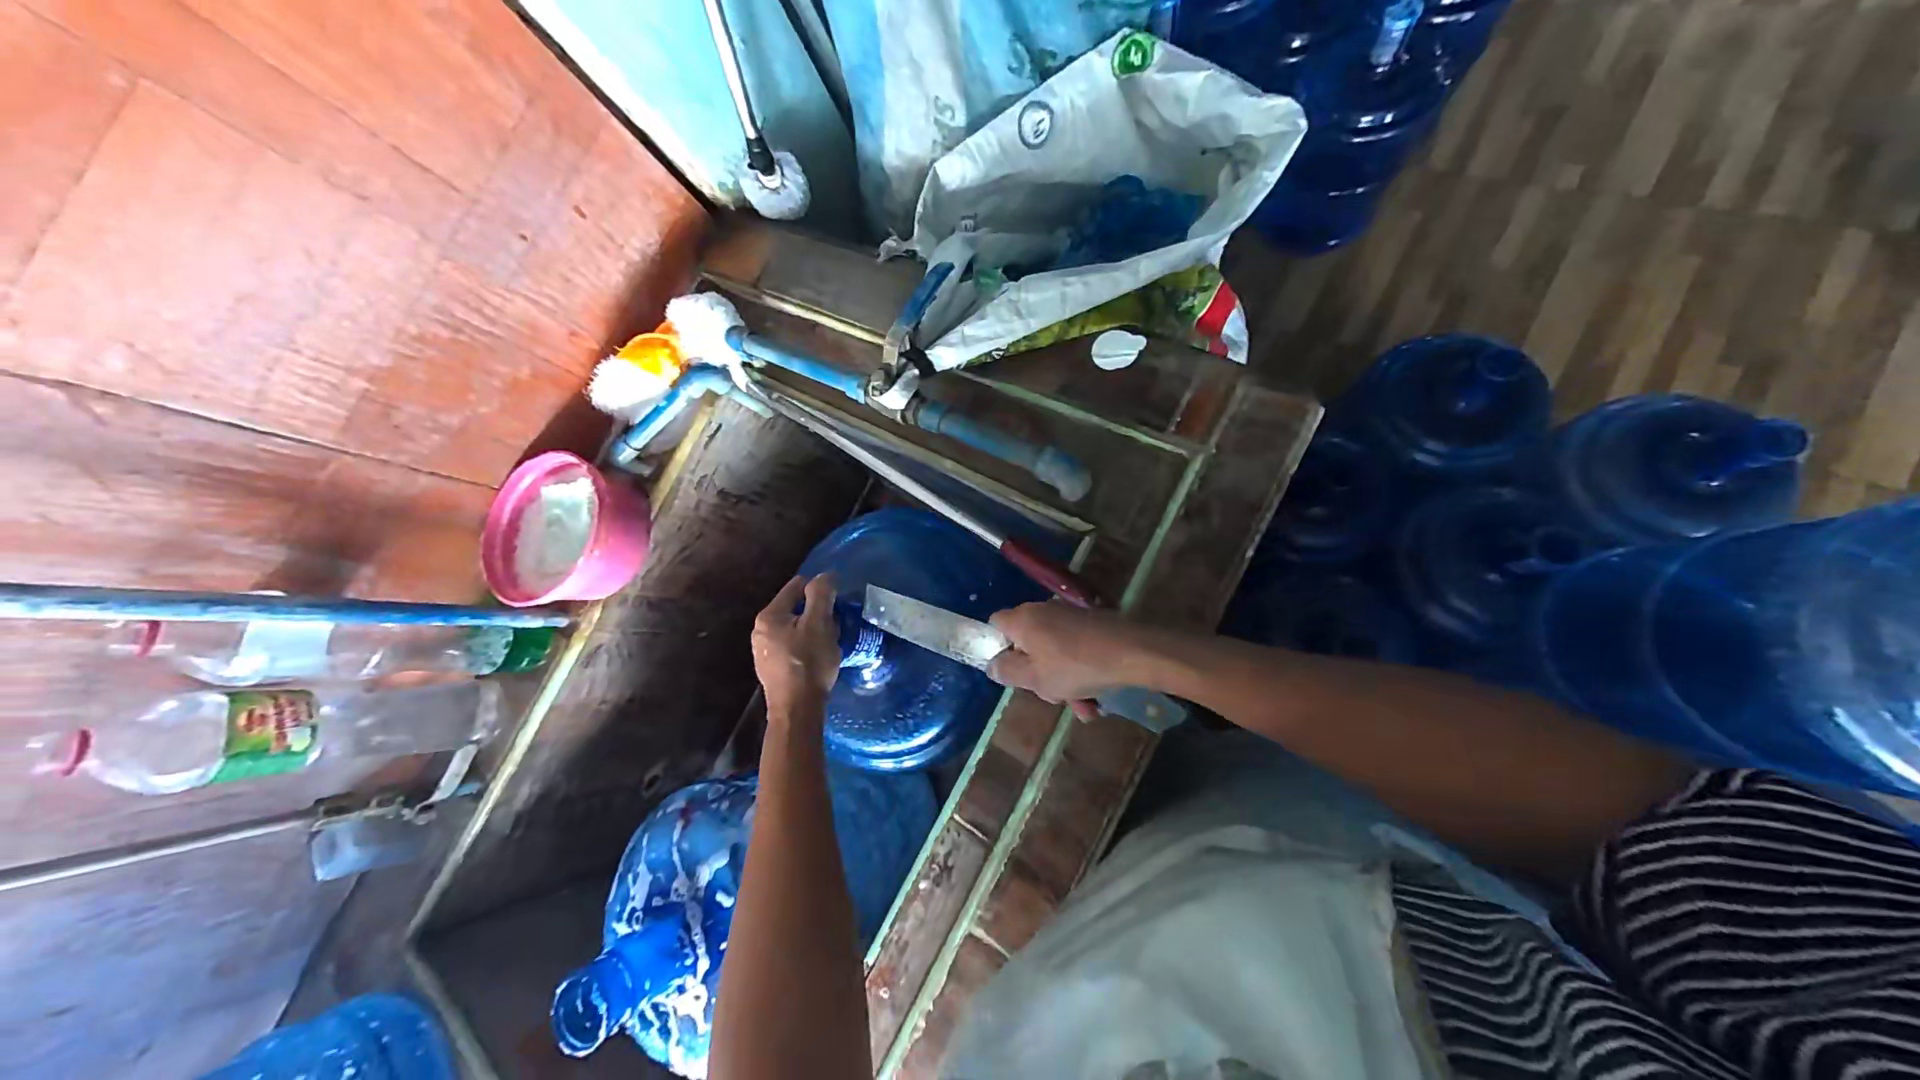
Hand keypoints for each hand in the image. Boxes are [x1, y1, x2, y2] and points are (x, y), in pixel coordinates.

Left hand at [753, 574, 840, 718]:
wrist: (797, 710)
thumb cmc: (809, 663)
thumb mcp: (820, 624)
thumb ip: (821, 595)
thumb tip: (825, 575)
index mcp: (769, 615)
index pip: (797, 586)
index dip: (820, 590)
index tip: (837, 604)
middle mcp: (760, 630)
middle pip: (795, 608)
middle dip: (817, 614)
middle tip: (834, 628)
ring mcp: (763, 651)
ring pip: (795, 628)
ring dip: (813, 632)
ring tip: (829, 645)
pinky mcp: (771, 668)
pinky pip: (792, 647)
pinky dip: (806, 648)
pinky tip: (817, 660)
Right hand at [986, 601, 1154, 703]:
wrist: (1133, 651)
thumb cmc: (1075, 666)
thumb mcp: (1034, 678)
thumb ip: (1007, 671)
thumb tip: (993, 665)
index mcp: (1023, 619)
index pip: (996, 624)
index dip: (997, 648)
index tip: (1009, 672)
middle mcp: (1044, 611)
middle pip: (1028, 644)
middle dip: (1038, 674)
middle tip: (1051, 696)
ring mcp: (1071, 616)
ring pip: (1056, 653)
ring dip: (1065, 683)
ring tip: (1083, 707)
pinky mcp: (1094, 624)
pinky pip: (1078, 651)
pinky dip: (1083, 673)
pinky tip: (1097, 700)